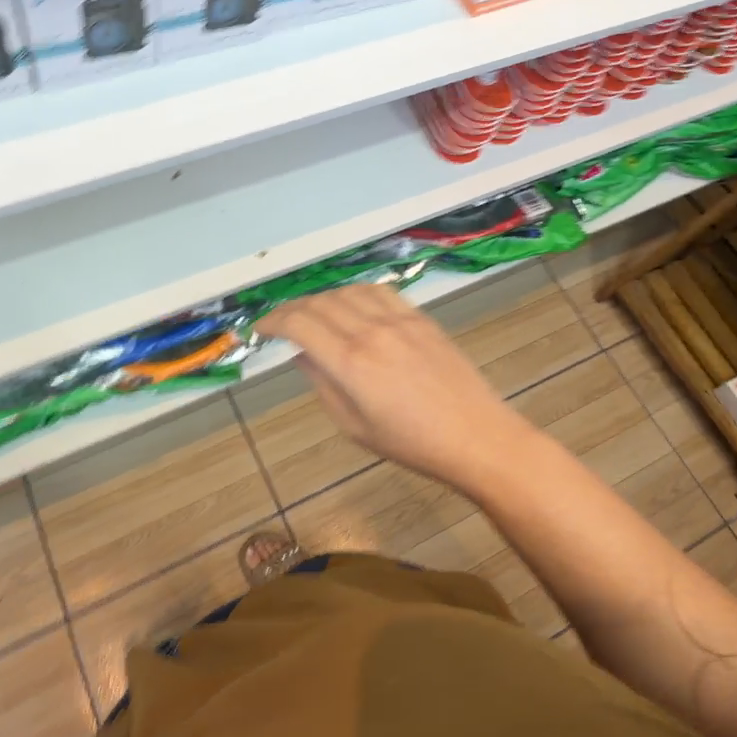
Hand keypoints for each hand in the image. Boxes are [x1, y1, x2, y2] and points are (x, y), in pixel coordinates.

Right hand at [256, 284, 537, 486]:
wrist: (476, 436)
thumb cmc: (412, 444)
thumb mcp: (355, 427)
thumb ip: (324, 386)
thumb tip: (303, 356)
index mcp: (351, 363)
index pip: (300, 324)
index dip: (274, 321)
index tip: (261, 329)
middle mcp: (371, 331)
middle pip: (320, 303)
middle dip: (293, 309)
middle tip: (281, 323)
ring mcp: (399, 320)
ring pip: (348, 291)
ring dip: (323, 298)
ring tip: (315, 314)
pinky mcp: (421, 318)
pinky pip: (380, 291)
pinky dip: (356, 292)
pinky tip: (352, 304)